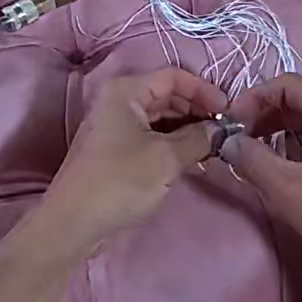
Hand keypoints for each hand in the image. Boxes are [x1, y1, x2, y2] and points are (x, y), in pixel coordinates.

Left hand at [44, 69, 227, 242]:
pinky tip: (194, 157)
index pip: (174, 76)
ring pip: (161, 116)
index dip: (204, 90)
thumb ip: (199, 138)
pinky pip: (152, 134)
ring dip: (188, 128)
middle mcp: (119, 100)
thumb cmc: (119, 182)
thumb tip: (221, 130)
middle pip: (168, 94)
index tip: (228, 112)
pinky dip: (174, 141)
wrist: (73, 224)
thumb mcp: (166, 158)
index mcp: (126, 91)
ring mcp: (116, 125)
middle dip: (198, 110)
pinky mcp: (116, 148)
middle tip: (224, 131)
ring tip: (213, 145)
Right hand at [224, 75, 301, 276]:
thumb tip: (226, 141)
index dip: (253, 99)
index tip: (231, 125)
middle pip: (298, 101)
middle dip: (264, 118)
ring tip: (258, 160)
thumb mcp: (289, 189)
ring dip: (279, 134)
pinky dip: (299, 147)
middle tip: (239, 143)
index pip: (287, 85)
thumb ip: (252, 159)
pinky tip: (286, 171)